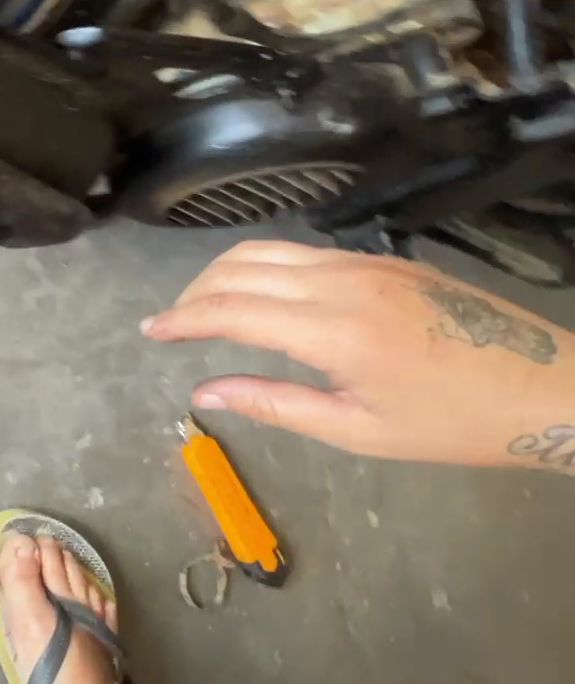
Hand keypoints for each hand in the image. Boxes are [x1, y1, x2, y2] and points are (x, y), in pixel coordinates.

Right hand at [141, 240, 574, 471]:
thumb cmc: (458, 422)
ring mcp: (361, 264)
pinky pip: (295, 252)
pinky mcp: (378, 260)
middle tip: (172, 324)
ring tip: (204, 304)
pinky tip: (257, 293)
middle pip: (233, 271)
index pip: (227, 311)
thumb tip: (202, 393)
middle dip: (190, 296)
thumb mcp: (360, 431)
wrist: (562, 390)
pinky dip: (256, 267)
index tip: (150, 332)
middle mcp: (340, 285)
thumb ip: (273, 405)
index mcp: (334, 332)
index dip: (180, 320)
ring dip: (217, 275)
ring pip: (259, 252)